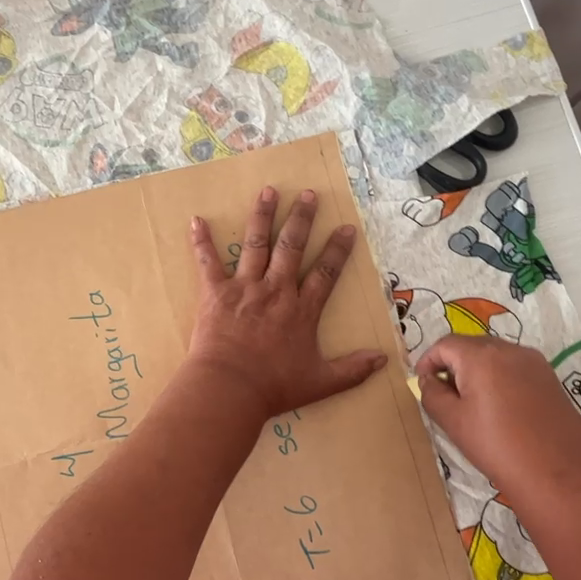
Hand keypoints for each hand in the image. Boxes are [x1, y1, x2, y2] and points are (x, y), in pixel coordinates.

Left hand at [186, 186, 386, 417]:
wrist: (230, 388)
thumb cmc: (274, 387)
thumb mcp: (321, 382)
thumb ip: (352, 370)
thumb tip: (383, 360)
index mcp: (301, 310)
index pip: (325, 273)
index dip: (337, 250)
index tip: (346, 227)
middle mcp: (276, 290)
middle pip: (292, 247)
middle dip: (302, 218)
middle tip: (308, 194)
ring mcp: (245, 288)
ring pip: (256, 244)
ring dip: (263, 215)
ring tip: (269, 191)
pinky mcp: (215, 293)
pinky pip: (207, 262)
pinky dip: (201, 241)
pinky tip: (196, 220)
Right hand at [414, 335, 580, 505]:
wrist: (561, 475)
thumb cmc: (498, 446)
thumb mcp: (452, 421)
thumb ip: (432, 394)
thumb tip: (429, 380)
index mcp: (482, 356)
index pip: (445, 345)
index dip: (428, 360)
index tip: (422, 382)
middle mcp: (510, 350)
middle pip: (471, 345)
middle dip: (452, 364)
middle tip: (443, 393)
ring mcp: (535, 363)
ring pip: (494, 356)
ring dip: (475, 371)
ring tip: (470, 403)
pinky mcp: (550, 379)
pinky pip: (514, 368)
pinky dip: (498, 378)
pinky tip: (497, 408)